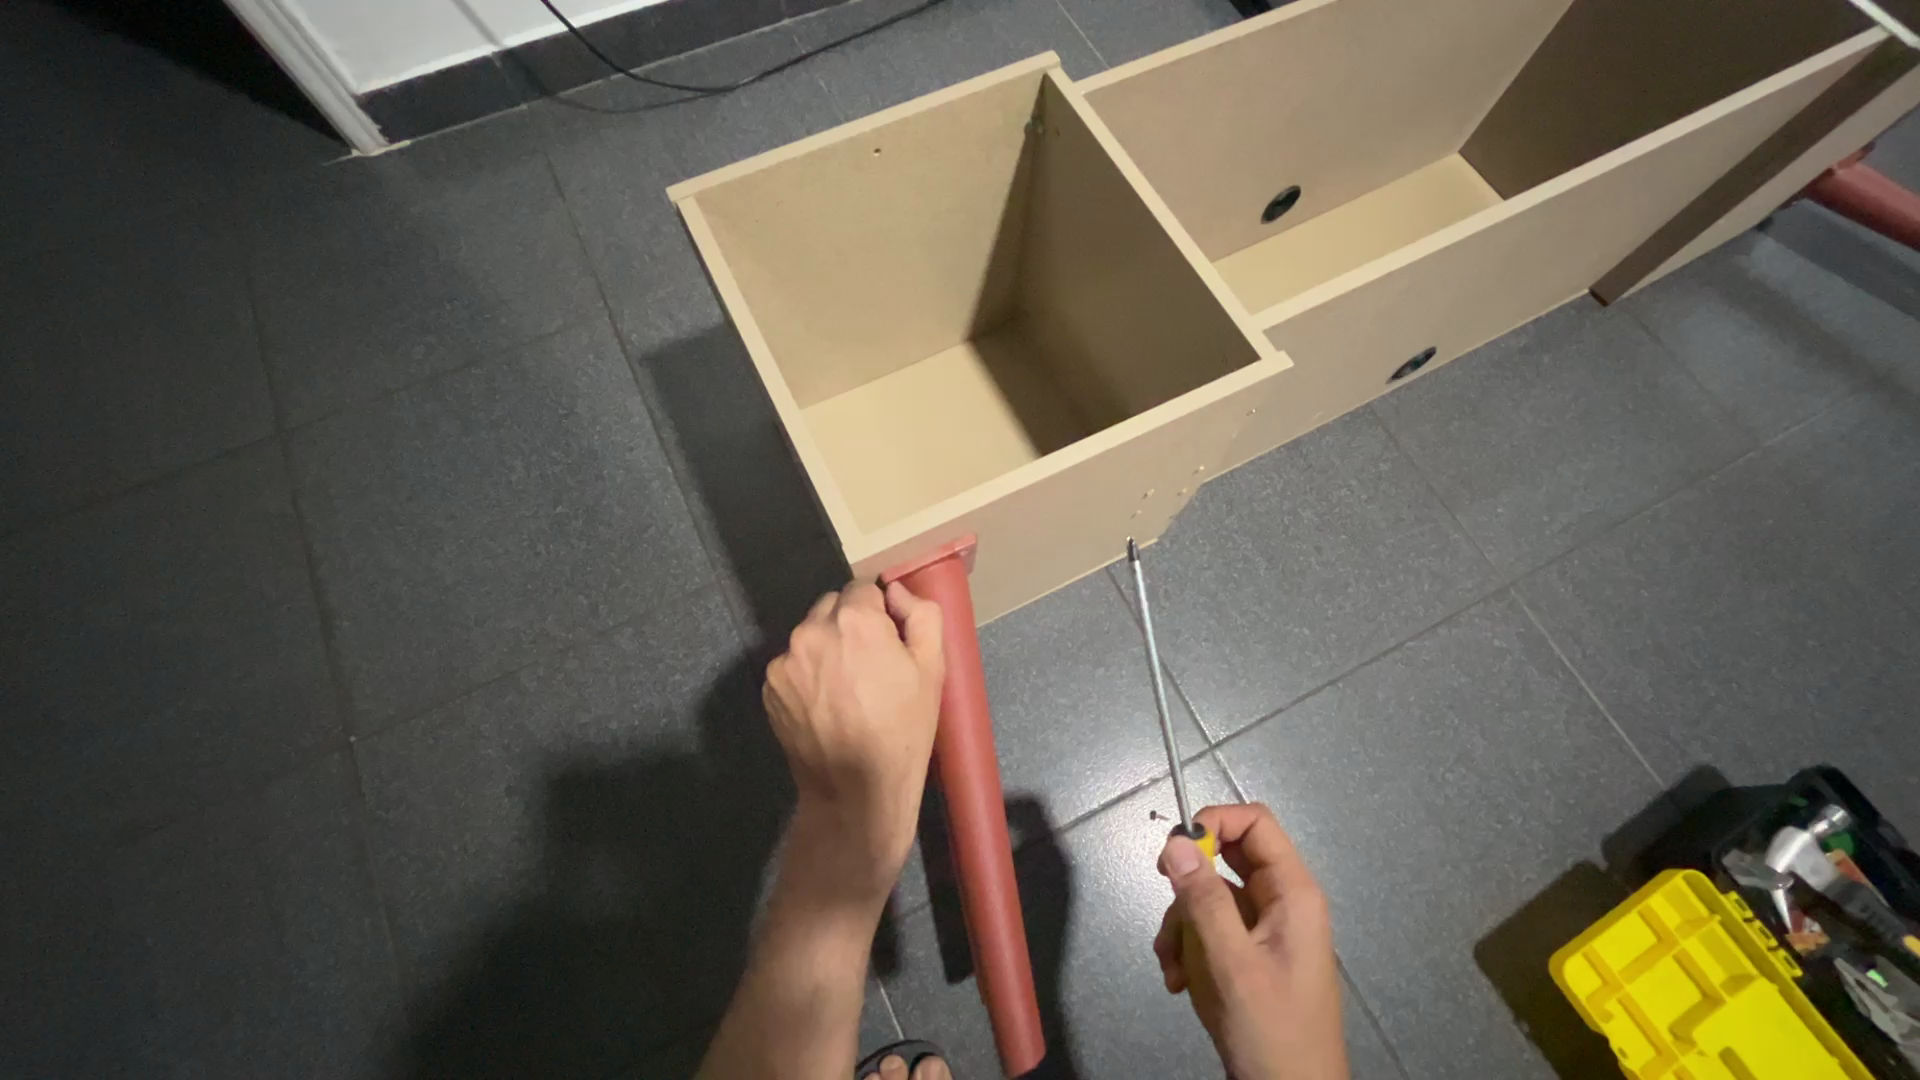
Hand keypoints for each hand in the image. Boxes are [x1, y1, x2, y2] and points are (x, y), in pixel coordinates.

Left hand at [763, 581, 944, 896]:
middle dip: (849, 625)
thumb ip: (921, 614)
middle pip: (832, 607)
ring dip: (826, 648)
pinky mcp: (769, 687)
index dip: (878, 611)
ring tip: (846, 689)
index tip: (888, 640)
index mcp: (854, 620)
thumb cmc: (903, 728)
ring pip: (809, 635)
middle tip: (868, 664)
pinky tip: (825, 704)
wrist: (856, 790)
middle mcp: (811, 631)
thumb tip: (896, 591)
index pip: (862, 588)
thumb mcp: (932, 668)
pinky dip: (807, 675)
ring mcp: (785, 660)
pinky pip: (792, 664)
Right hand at [1154, 804, 1347, 1079]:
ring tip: (1170, 963)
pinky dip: (1186, 946)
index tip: (1178, 847)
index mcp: (1292, 893)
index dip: (1215, 821)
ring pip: (1209, 895)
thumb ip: (1202, 899)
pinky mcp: (1248, 954)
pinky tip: (1177, 978)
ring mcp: (1264, 929)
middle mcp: (1281, 901)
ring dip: (1180, 923)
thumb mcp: (1231, 963)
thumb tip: (1175, 841)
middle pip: (1226, 857)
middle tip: (1163, 894)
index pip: (1255, 822)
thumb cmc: (1271, 1029)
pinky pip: (1209, 928)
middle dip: (1188, 880)